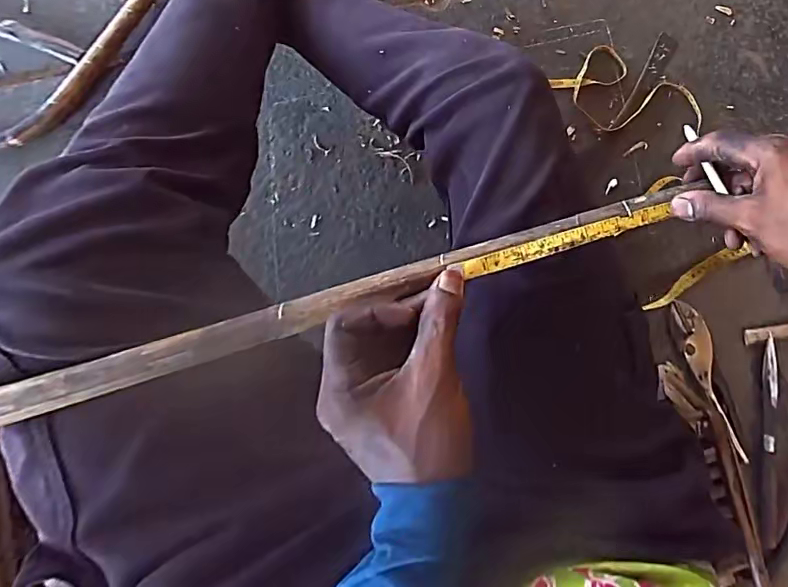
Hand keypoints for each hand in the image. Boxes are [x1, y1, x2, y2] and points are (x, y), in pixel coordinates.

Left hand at [317, 268, 472, 483]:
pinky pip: (391, 359)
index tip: (414, 311)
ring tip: (441, 308)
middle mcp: (341, 390)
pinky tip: (438, 330)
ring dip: (410, 323)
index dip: (378, 309)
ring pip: (380, 342)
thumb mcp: (434, 377)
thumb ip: (439, 323)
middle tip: (435, 297)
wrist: (439, 510)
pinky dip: (413, 341)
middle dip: (400, 311)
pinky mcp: (382, 403)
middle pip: (363, 330)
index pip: (344, 324)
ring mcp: (361, 399)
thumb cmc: (427, 448)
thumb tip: (449, 277)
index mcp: (338, 388)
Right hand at [669, 132, 787, 273]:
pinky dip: (753, 206)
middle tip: (697, 201)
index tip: (678, 162)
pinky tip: (751, 234)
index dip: (693, 152)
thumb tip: (681, 203)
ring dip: (734, 204)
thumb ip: (710, 207)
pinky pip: (766, 186)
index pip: (720, 142)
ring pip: (748, 178)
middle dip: (715, 188)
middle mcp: (783, 151)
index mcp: (770, 151)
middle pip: (733, 160)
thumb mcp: (749, 219)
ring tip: (732, 234)